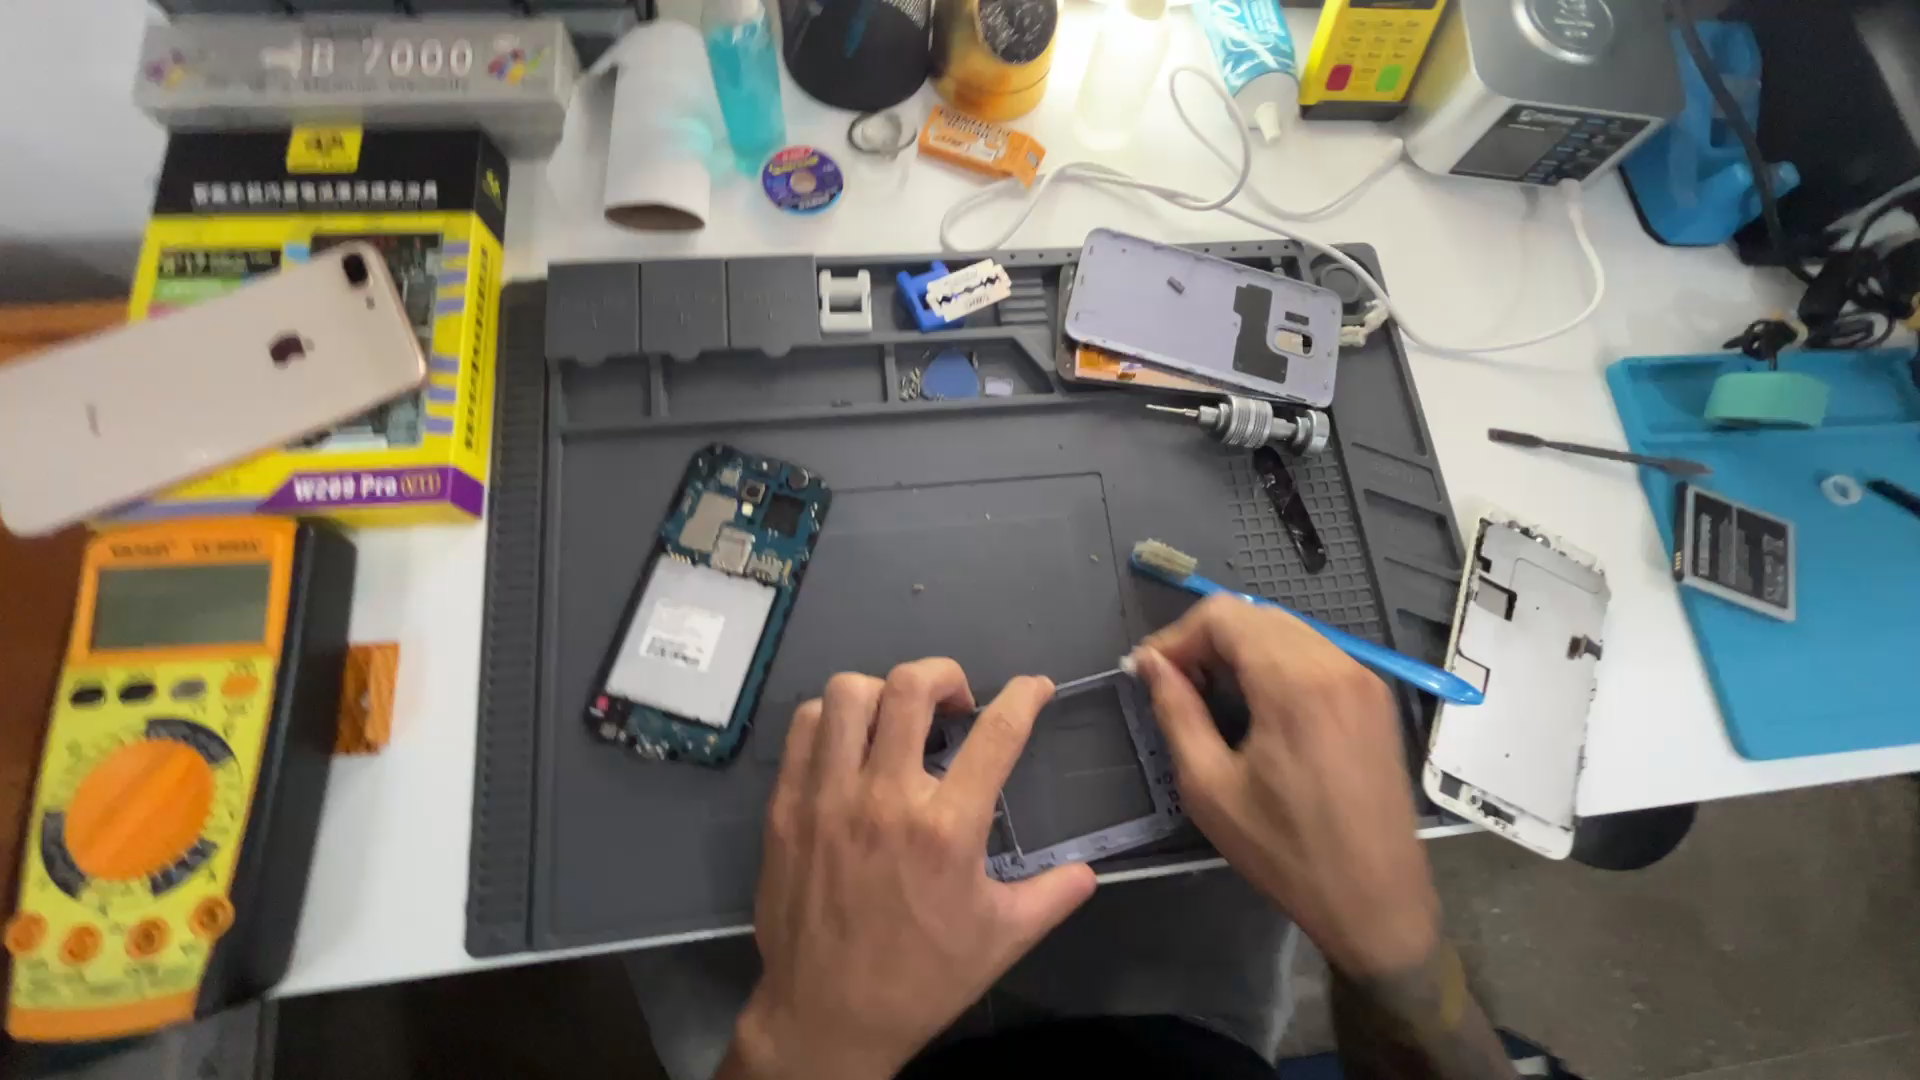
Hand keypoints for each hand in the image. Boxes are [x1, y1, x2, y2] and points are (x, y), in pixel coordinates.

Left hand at [722, 660, 1097, 1079]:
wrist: (826, 1019)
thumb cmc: (920, 977)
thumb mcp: (1001, 940)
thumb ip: (1052, 897)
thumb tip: (1090, 872)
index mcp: (946, 828)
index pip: (997, 733)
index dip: (1024, 696)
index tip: (1034, 687)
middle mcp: (887, 797)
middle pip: (911, 686)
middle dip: (944, 675)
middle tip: (955, 701)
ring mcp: (828, 797)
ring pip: (848, 694)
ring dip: (882, 691)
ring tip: (897, 718)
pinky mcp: (787, 805)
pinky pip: (803, 727)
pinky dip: (831, 717)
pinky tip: (849, 741)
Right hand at [1131, 596, 1439, 978]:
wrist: (1378, 906)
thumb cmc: (1285, 852)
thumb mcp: (1208, 785)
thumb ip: (1175, 710)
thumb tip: (1149, 663)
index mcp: (1296, 684)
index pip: (1223, 617)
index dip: (1176, 636)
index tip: (1149, 672)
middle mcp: (1336, 665)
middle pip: (1252, 615)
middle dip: (1203, 640)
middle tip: (1173, 683)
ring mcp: (1362, 679)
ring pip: (1283, 629)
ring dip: (1236, 647)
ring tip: (1207, 692)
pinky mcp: (1374, 698)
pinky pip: (1311, 652)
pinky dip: (1271, 659)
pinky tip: (1254, 701)